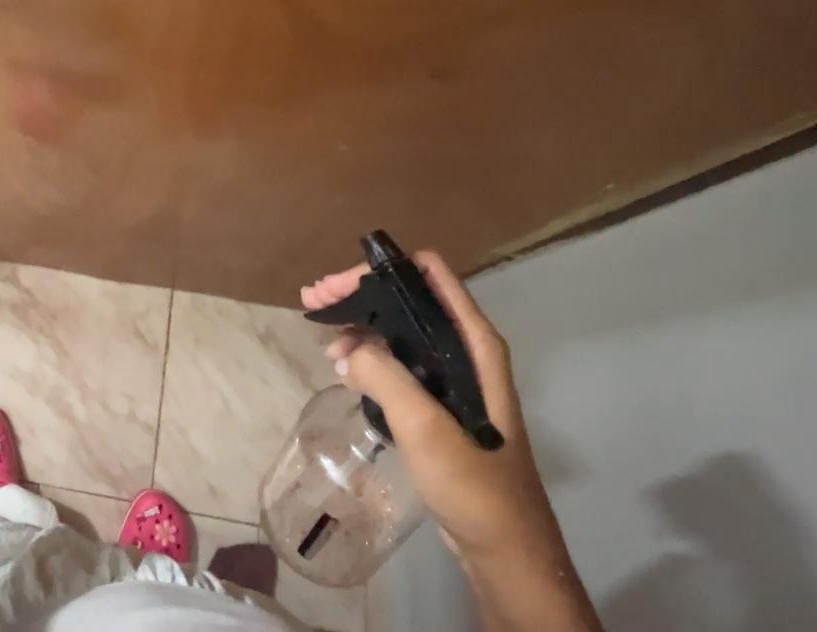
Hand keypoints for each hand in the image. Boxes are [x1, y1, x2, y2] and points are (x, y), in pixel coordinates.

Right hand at [301, 252, 561, 563]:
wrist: (503, 546)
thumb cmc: (472, 482)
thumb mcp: (424, 425)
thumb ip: (385, 375)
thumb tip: (349, 348)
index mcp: (473, 342)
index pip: (428, 276)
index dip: (380, 270)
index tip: (337, 284)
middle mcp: (464, 350)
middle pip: (407, 300)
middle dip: (359, 295)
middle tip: (312, 301)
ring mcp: (452, 377)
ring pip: (399, 332)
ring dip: (360, 328)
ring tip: (324, 343)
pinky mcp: (439, 403)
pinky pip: (398, 363)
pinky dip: (368, 358)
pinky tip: (343, 369)